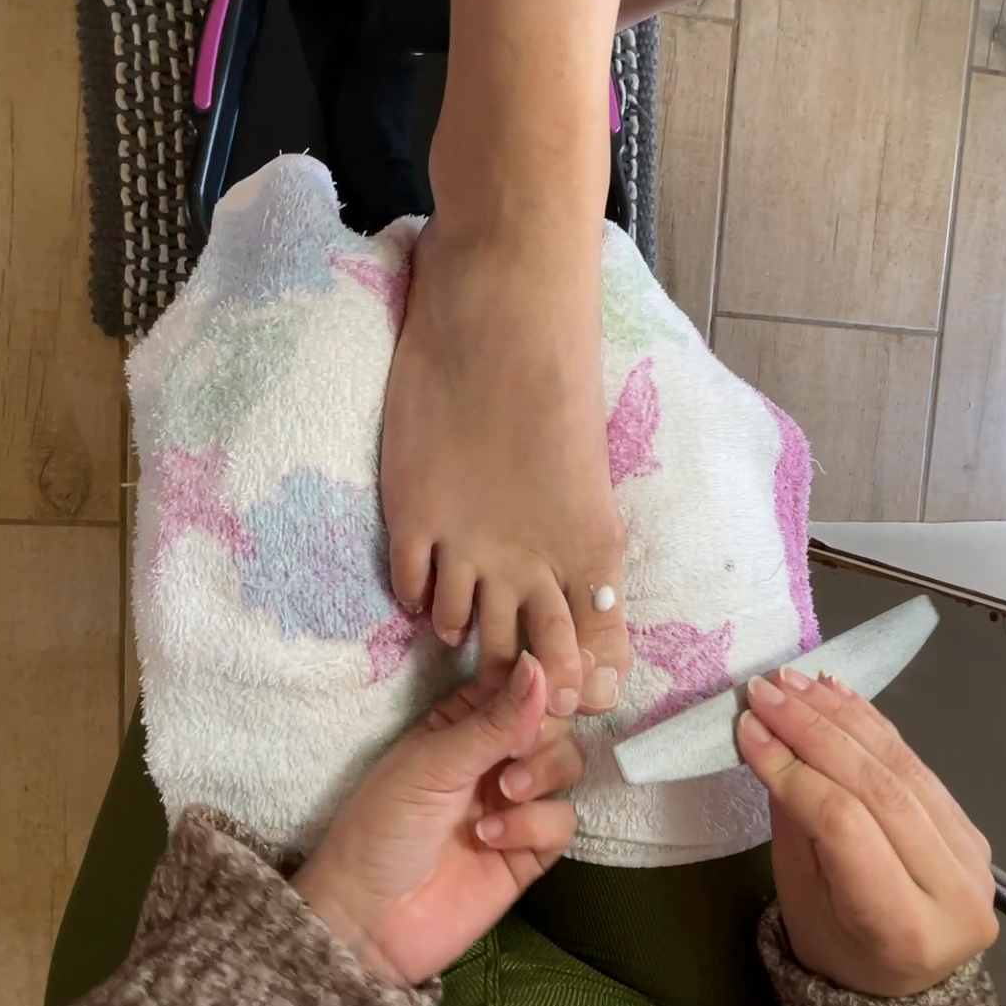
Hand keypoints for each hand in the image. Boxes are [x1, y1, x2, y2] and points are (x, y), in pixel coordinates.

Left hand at [292, 653, 583, 985]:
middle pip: (554, 720)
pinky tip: (492, 837)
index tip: (551, 686)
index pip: (521, 681)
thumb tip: (538, 664)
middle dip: (542, 733)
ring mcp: (516, 799)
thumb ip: (494, 720)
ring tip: (504, 793)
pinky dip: (535, 824)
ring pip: (566, 764)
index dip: (541, 681)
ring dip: (541, 774)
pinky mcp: (530, 848)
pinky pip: (562, 820)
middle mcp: (497, 752)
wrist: (368, 921)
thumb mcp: (435, 762)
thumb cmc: (385, 823)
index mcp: (468, 719)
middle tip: (514, 754)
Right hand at [381, 218, 633, 715]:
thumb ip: (580, 539)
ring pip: (460, 631)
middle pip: (527, 659)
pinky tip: (423, 580)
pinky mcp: (413, 519)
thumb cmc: (561, 378)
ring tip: (460, 616)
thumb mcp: (589, 473)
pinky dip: (418, 597)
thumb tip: (571, 581)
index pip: (593, 652)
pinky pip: (412, 593)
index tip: (565, 686)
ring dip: (462, 630)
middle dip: (521, 678)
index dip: (580, 683)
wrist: (505, 319)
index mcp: (590, 550)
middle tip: (507, 671)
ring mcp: (467, 546)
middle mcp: (531, 563)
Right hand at [738, 667, 997, 996]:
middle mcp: (954, 891)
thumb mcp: (797, 885)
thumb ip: (791, 808)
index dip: (792, 768)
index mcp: (903, 925)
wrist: (896, 975)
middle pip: (876, 785)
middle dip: (811, 728)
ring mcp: (972, 854)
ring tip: (792, 681)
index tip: (747, 727)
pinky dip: (869, 718)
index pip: (843, 823)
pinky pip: (913, 758)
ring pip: (898, 763)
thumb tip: (764, 732)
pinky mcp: (968, 824)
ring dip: (838, 713)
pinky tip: (832, 688)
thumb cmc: (831, 936)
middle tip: (764, 692)